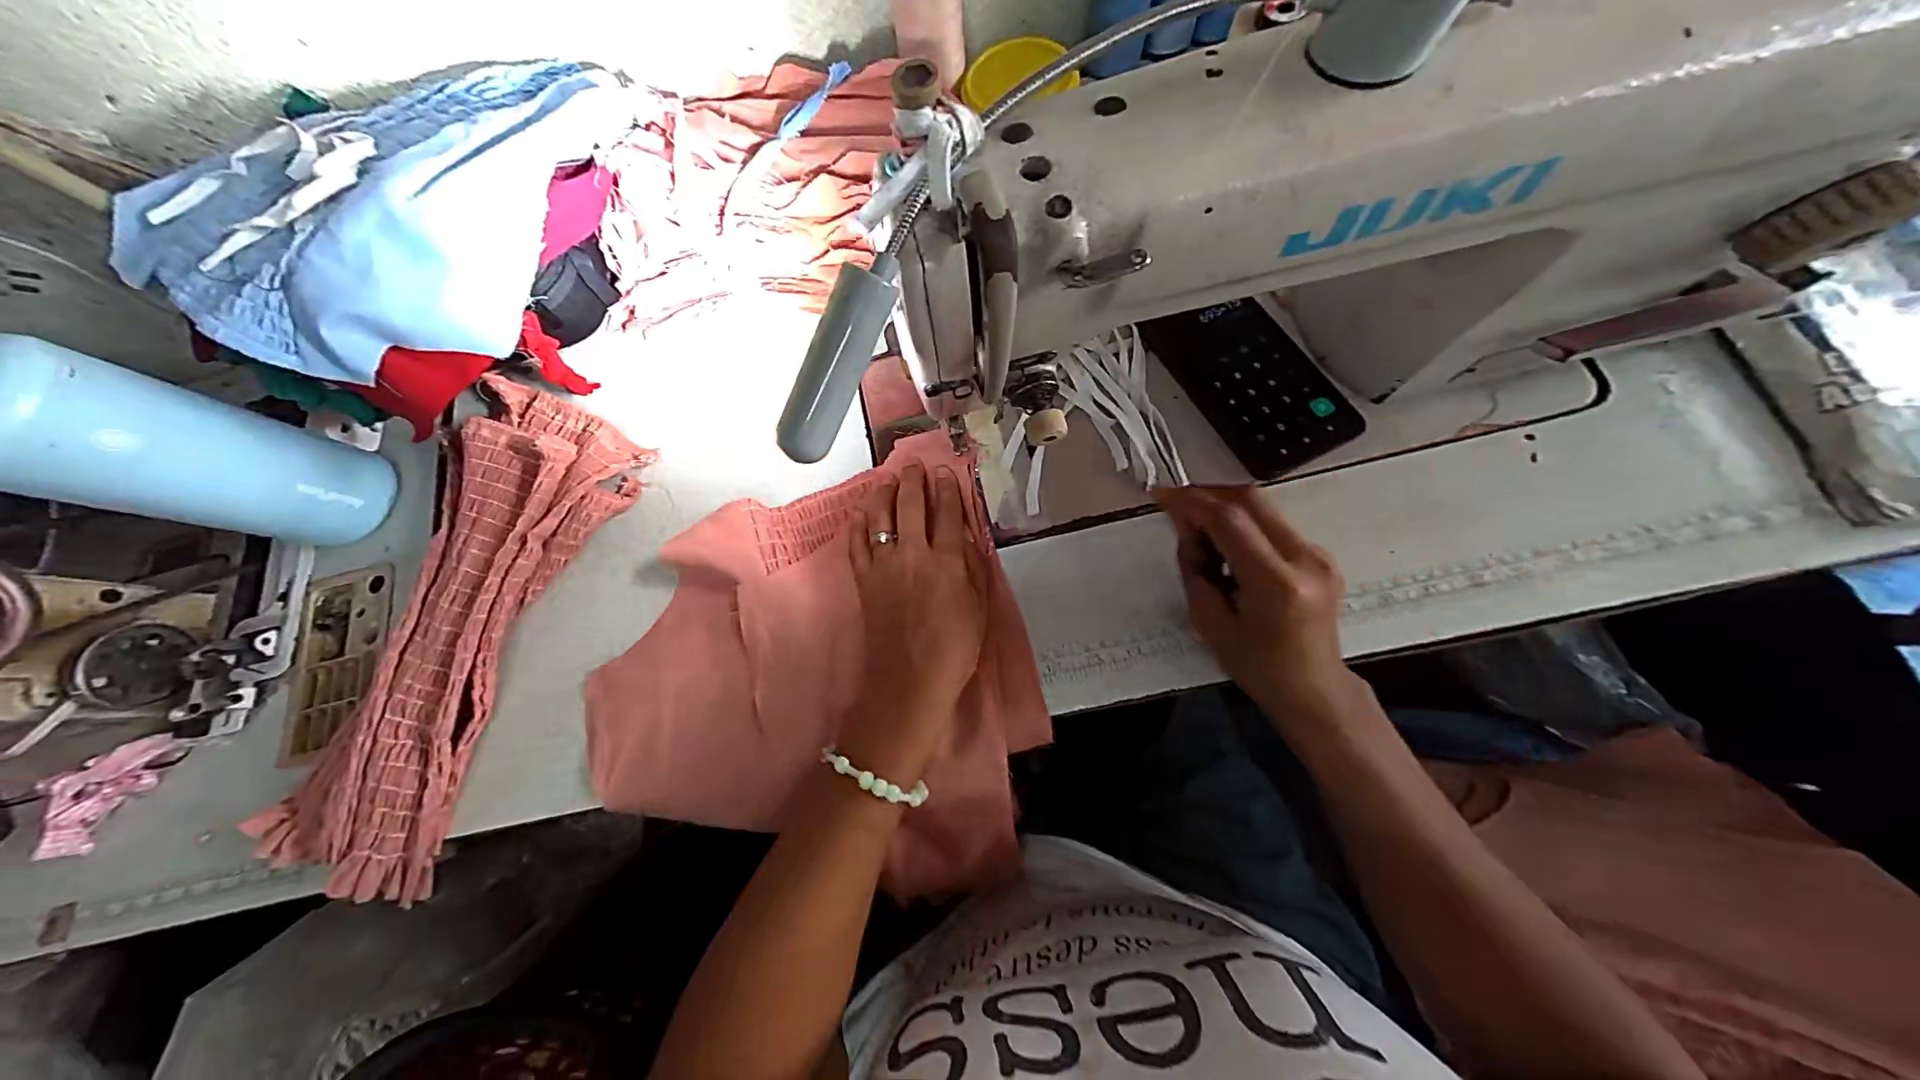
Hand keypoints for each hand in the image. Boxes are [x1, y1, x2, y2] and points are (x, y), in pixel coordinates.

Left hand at [842, 462, 988, 778]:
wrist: (909, 680)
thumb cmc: (954, 649)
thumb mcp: (978, 608)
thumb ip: (972, 568)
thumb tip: (964, 536)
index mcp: (947, 560)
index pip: (947, 513)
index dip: (947, 489)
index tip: (945, 471)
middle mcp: (913, 554)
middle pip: (910, 506)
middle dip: (913, 481)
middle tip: (913, 467)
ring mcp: (883, 566)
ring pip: (880, 518)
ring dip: (883, 494)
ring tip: (886, 480)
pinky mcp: (864, 581)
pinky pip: (857, 545)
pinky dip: (857, 525)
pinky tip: (860, 513)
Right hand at [1154, 486, 1370, 728]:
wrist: (1314, 689)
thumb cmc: (1257, 667)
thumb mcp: (1209, 623)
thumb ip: (1195, 569)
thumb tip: (1185, 528)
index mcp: (1275, 583)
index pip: (1230, 520)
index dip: (1192, 502)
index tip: (1162, 495)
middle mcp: (1304, 559)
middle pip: (1251, 500)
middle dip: (1208, 495)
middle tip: (1178, 506)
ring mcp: (1318, 554)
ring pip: (1264, 507)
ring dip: (1225, 508)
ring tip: (1198, 532)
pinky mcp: (1320, 555)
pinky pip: (1274, 524)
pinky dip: (1244, 523)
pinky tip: (1225, 545)